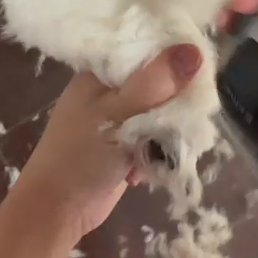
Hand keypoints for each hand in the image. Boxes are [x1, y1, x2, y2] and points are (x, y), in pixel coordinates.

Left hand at [18, 44, 202, 238]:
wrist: (56, 210)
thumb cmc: (80, 155)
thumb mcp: (119, 114)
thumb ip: (156, 83)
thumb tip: (194, 51)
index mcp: (100, 72)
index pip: (143, 47)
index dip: (172, 52)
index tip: (201, 62)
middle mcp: (109, 91)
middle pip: (157, 82)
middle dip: (174, 101)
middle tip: (187, 115)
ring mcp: (118, 120)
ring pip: (160, 113)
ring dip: (167, 132)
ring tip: (163, 148)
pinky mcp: (126, 146)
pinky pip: (154, 139)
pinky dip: (156, 153)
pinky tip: (149, 168)